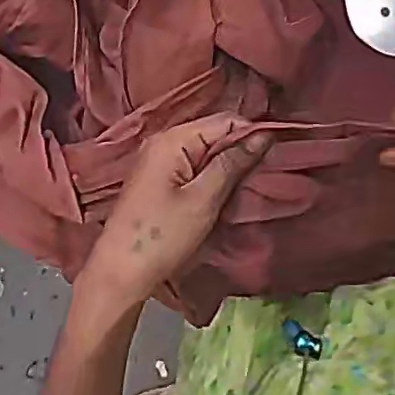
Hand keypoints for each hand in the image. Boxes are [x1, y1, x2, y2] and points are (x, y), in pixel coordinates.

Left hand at [72, 114, 273, 325]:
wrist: (118, 274)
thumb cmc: (162, 236)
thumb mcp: (203, 199)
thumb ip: (233, 162)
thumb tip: (264, 134)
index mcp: (173, 139)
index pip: (225, 120)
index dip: (253, 134)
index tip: (275, 156)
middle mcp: (164, 140)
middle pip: (215, 132)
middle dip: (241, 149)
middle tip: (264, 174)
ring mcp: (159, 159)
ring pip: (207, 150)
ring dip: (228, 164)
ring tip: (248, 185)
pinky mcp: (159, 177)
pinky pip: (194, 164)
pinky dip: (212, 175)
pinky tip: (224, 192)